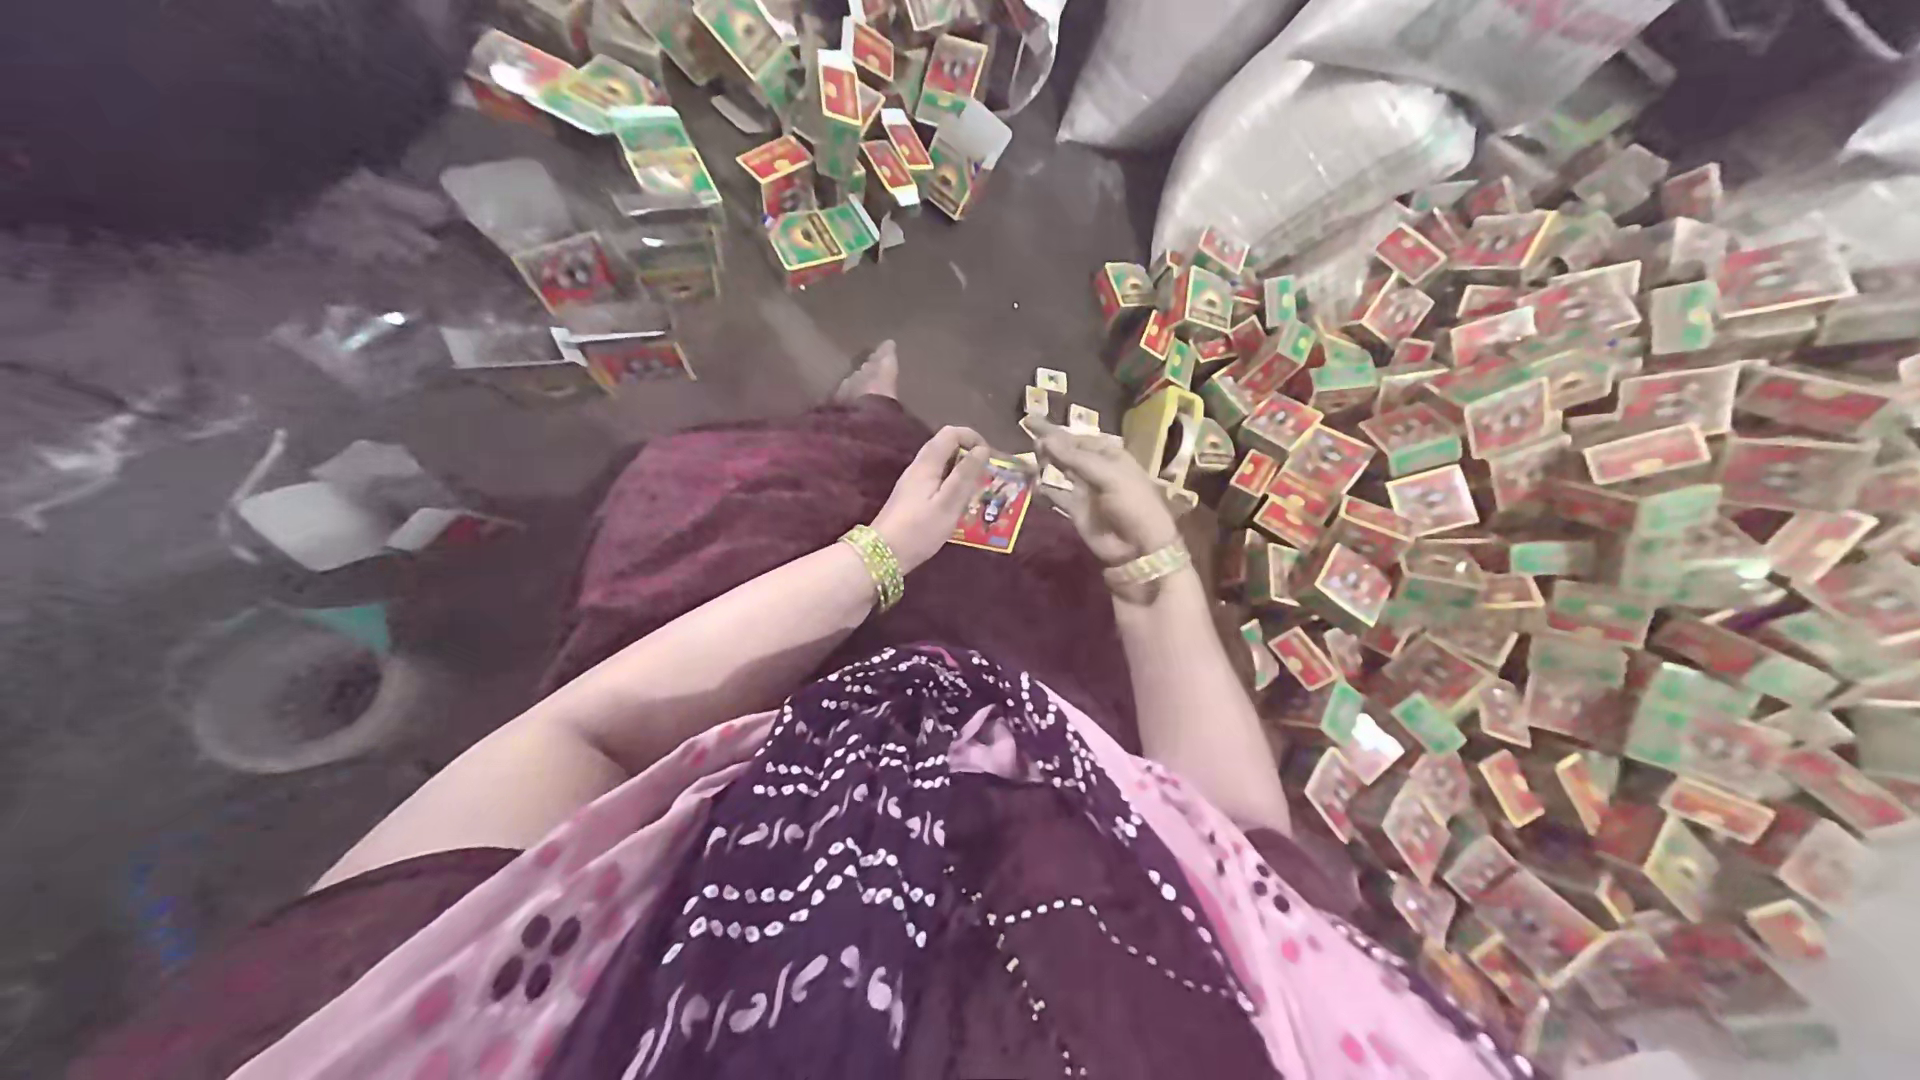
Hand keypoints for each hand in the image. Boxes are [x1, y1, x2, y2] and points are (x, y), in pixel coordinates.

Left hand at [872, 426, 990, 571]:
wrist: (883, 554)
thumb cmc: (919, 530)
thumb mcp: (948, 503)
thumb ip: (965, 475)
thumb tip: (982, 450)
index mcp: (927, 464)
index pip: (951, 433)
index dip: (973, 438)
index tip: (989, 458)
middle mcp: (918, 467)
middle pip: (945, 446)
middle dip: (969, 454)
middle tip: (986, 476)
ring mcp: (912, 482)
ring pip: (941, 463)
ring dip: (961, 470)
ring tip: (976, 490)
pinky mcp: (911, 496)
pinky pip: (935, 478)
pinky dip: (951, 483)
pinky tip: (958, 503)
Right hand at [1028, 417, 1179, 566]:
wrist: (1139, 546)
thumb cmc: (1132, 503)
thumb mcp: (1108, 475)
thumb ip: (1075, 458)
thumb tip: (1045, 439)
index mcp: (1108, 455)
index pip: (1077, 438)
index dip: (1055, 431)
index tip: (1031, 422)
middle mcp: (1095, 468)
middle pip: (1066, 452)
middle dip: (1048, 444)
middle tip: (1028, 438)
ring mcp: (1084, 489)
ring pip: (1058, 471)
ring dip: (1043, 463)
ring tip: (1027, 458)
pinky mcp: (1075, 509)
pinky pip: (1055, 494)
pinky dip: (1042, 489)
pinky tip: (1031, 483)